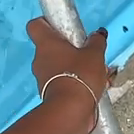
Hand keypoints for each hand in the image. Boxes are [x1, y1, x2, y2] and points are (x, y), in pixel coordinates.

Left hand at [27, 17, 109, 133]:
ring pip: (59, 66)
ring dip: (76, 68)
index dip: (47, 23)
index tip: (63, 27)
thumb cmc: (80, 75)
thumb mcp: (95, 54)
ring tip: (97, 72)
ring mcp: (42, 78)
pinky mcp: (49, 94)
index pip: (36, 25)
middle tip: (87, 53)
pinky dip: (76, 83)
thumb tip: (97, 34)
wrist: (71, 110)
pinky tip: (94, 87)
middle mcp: (39, 59)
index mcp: (46, 44)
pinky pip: (63, 82)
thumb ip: (96, 42)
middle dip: (70, 50)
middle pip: (52, 48)